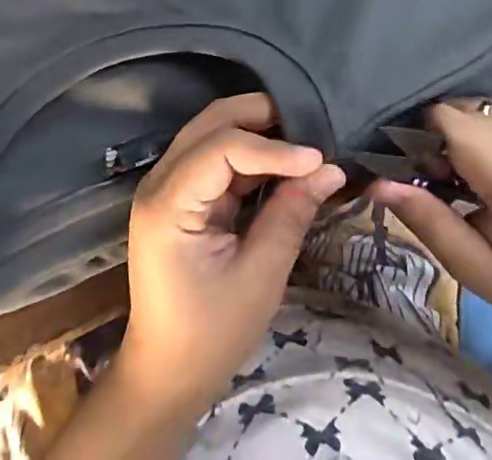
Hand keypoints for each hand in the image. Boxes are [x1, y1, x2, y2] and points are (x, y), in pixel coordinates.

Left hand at [118, 92, 346, 409]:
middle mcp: (160, 181)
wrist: (165, 373)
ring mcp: (168, 185)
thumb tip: (331, 169)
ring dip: (259, 130)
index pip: (221, 147)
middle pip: (212, 122)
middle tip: (313, 127)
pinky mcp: (182, 195)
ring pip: (214, 131)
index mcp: (168, 203)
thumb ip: (291, 215)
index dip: (273, 148)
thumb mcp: (259, 278)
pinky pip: (218, 155)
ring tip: (305, 139)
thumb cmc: (209, 335)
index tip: (318, 158)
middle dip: (263, 116)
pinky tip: (285, 160)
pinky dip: (253, 153)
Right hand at [369, 98, 491, 343]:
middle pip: (457, 108)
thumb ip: (427, 221)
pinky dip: (474, 131)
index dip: (418, 139)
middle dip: (433, 136)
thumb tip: (376, 183)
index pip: (447, 119)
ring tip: (457, 179)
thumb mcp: (476, 270)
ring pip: (473, 106)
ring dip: (454, 133)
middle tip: (435, 183)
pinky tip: (479, 171)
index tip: (415, 176)